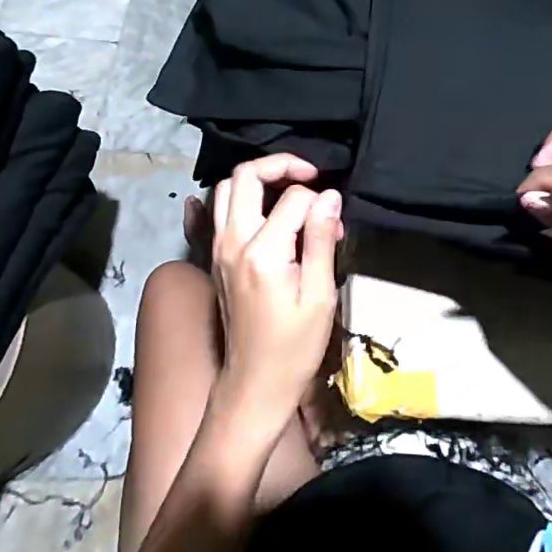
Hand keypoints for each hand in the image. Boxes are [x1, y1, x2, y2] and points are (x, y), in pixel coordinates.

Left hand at [206, 154, 341, 426]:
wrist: (254, 386)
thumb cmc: (294, 347)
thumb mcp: (320, 295)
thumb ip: (321, 239)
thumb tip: (330, 196)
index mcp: (262, 253)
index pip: (293, 198)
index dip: (321, 200)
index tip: (336, 221)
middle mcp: (232, 243)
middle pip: (245, 176)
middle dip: (281, 165)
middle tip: (311, 176)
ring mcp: (217, 249)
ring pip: (226, 188)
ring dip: (259, 178)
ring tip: (291, 189)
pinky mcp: (215, 258)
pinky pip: (220, 210)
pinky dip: (244, 196)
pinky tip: (267, 206)